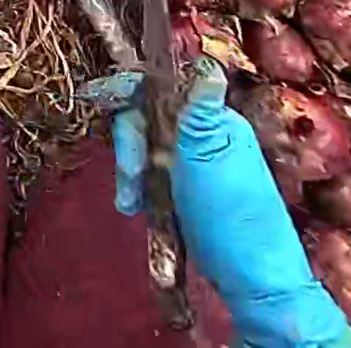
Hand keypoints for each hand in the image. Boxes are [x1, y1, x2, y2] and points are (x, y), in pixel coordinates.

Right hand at [83, 59, 350, 347]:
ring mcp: (191, 161)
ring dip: (130, 171)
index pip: (160, 86)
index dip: (126, 88)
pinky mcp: (183, 188)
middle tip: (130, 176)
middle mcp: (200, 132)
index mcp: (211, 118)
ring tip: (131, 202)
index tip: (95, 96)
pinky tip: (138, 207)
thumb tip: (208, 63)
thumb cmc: (232, 215)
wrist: (255, 286)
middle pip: (145, 117)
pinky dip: (139, 188)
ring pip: (143, 147)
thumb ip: (200, 108)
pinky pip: (149, 175)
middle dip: (129, 144)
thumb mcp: (210, 156)